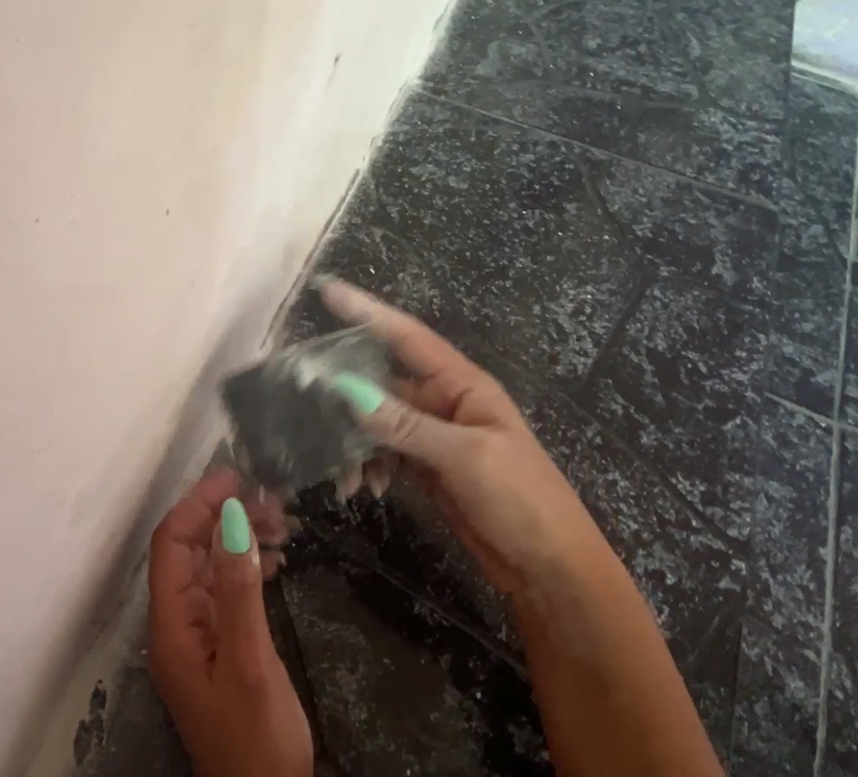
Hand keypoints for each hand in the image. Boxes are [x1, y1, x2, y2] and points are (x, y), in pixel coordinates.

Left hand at [147, 469, 312, 776]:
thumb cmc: (255, 737)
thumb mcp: (250, 661)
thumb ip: (239, 590)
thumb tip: (233, 519)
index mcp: (172, 626)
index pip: (170, 546)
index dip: (196, 504)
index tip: (234, 476)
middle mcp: (178, 624)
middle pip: (188, 551)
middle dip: (222, 516)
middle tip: (269, 497)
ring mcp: (198, 635)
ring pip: (210, 567)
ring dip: (239, 538)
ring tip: (281, 520)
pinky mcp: (220, 646)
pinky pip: (227, 590)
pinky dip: (248, 566)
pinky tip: (276, 557)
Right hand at [320, 278, 609, 595]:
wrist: (550, 568)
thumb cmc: (523, 501)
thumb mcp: (465, 458)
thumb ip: (406, 425)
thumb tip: (347, 390)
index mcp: (463, 385)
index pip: (407, 337)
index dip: (367, 312)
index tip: (327, 290)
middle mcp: (445, 402)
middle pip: (383, 382)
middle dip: (346, 397)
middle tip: (307, 409)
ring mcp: (434, 436)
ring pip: (377, 422)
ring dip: (356, 444)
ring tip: (345, 477)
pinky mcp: (427, 468)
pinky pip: (385, 453)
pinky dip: (369, 466)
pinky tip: (366, 489)